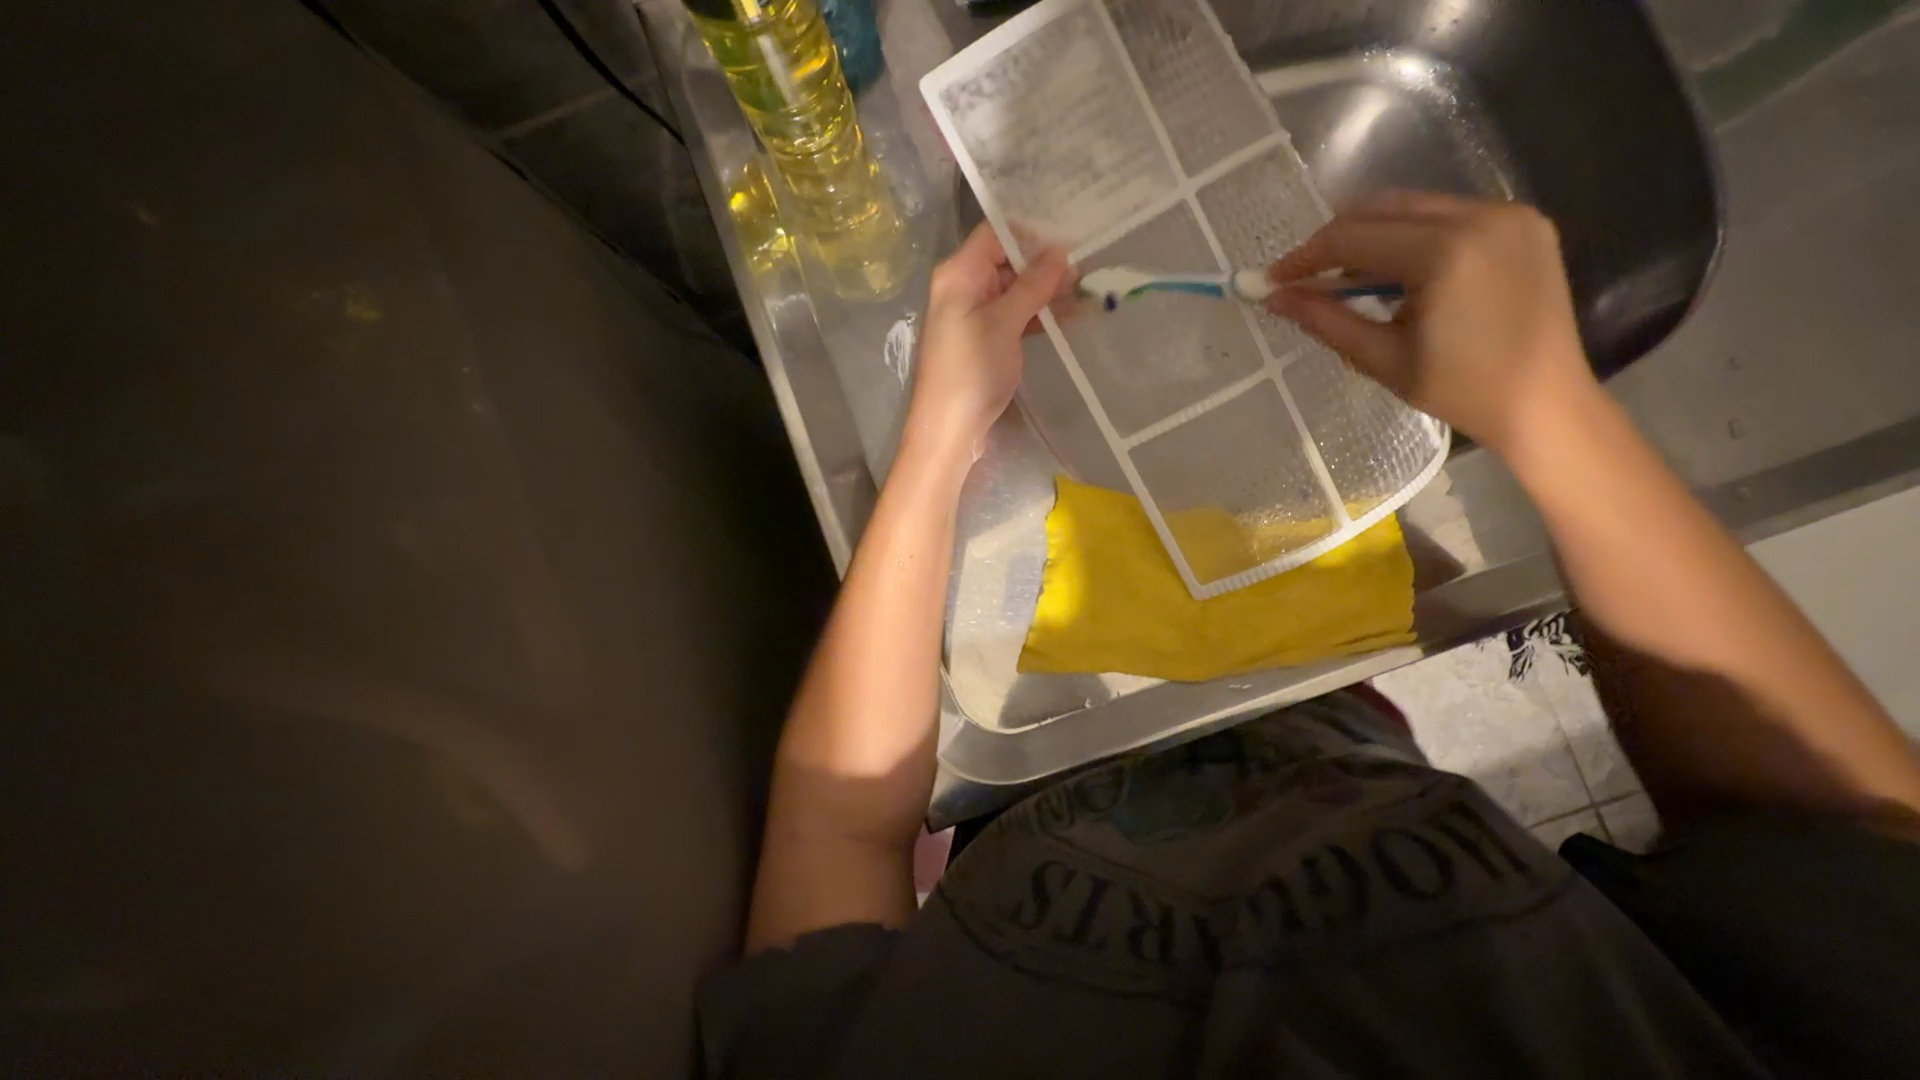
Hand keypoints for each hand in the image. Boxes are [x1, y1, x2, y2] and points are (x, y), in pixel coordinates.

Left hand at [905, 223, 1071, 461]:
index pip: (996, 234)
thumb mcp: (1004, 322)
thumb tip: (1060, 251)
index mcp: (958, 273)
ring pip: (1014, 290)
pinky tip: (1070, 317)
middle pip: (1007, 261)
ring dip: (1047, 292)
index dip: (1032, 234)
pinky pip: (1014, 315)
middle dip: (1045, 265)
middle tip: (1086, 272)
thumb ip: (1032, 284)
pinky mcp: (985, 339)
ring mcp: (973, 314)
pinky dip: (1038, 315)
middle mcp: (963, 287)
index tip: (1071, 240)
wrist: (949, 429)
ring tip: (1087, 294)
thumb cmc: (971, 370)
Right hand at [1266, 192, 1598, 454]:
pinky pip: (1449, 214)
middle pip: (1381, 208)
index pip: (1353, 238)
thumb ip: (1326, 320)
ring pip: (1414, 206)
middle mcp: (1478, 217)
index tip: (1272, 279)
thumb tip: (1274, 298)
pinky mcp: (1523, 222)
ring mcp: (1507, 214)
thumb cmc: (1461, 390)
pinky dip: (1412, 235)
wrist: (1545, 401)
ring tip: (1348, 278)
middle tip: (1303, 275)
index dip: (1305, 257)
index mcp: (1444, 253)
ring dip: (1371, 234)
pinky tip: (1398, 273)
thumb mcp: (1382, 358)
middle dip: (1334, 239)